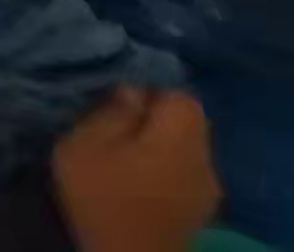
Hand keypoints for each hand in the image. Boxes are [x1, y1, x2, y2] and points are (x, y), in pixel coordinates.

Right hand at [53, 87, 221, 251]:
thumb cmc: (101, 193)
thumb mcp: (87, 143)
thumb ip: (112, 113)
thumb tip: (131, 89)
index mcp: (178, 144)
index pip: (183, 99)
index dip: (153, 88)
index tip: (118, 91)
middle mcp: (204, 164)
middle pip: (189, 123)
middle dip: (154, 111)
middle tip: (110, 112)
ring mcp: (206, 189)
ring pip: (186, 145)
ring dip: (156, 135)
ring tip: (117, 138)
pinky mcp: (198, 206)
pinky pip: (183, 166)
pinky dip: (160, 157)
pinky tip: (132, 166)